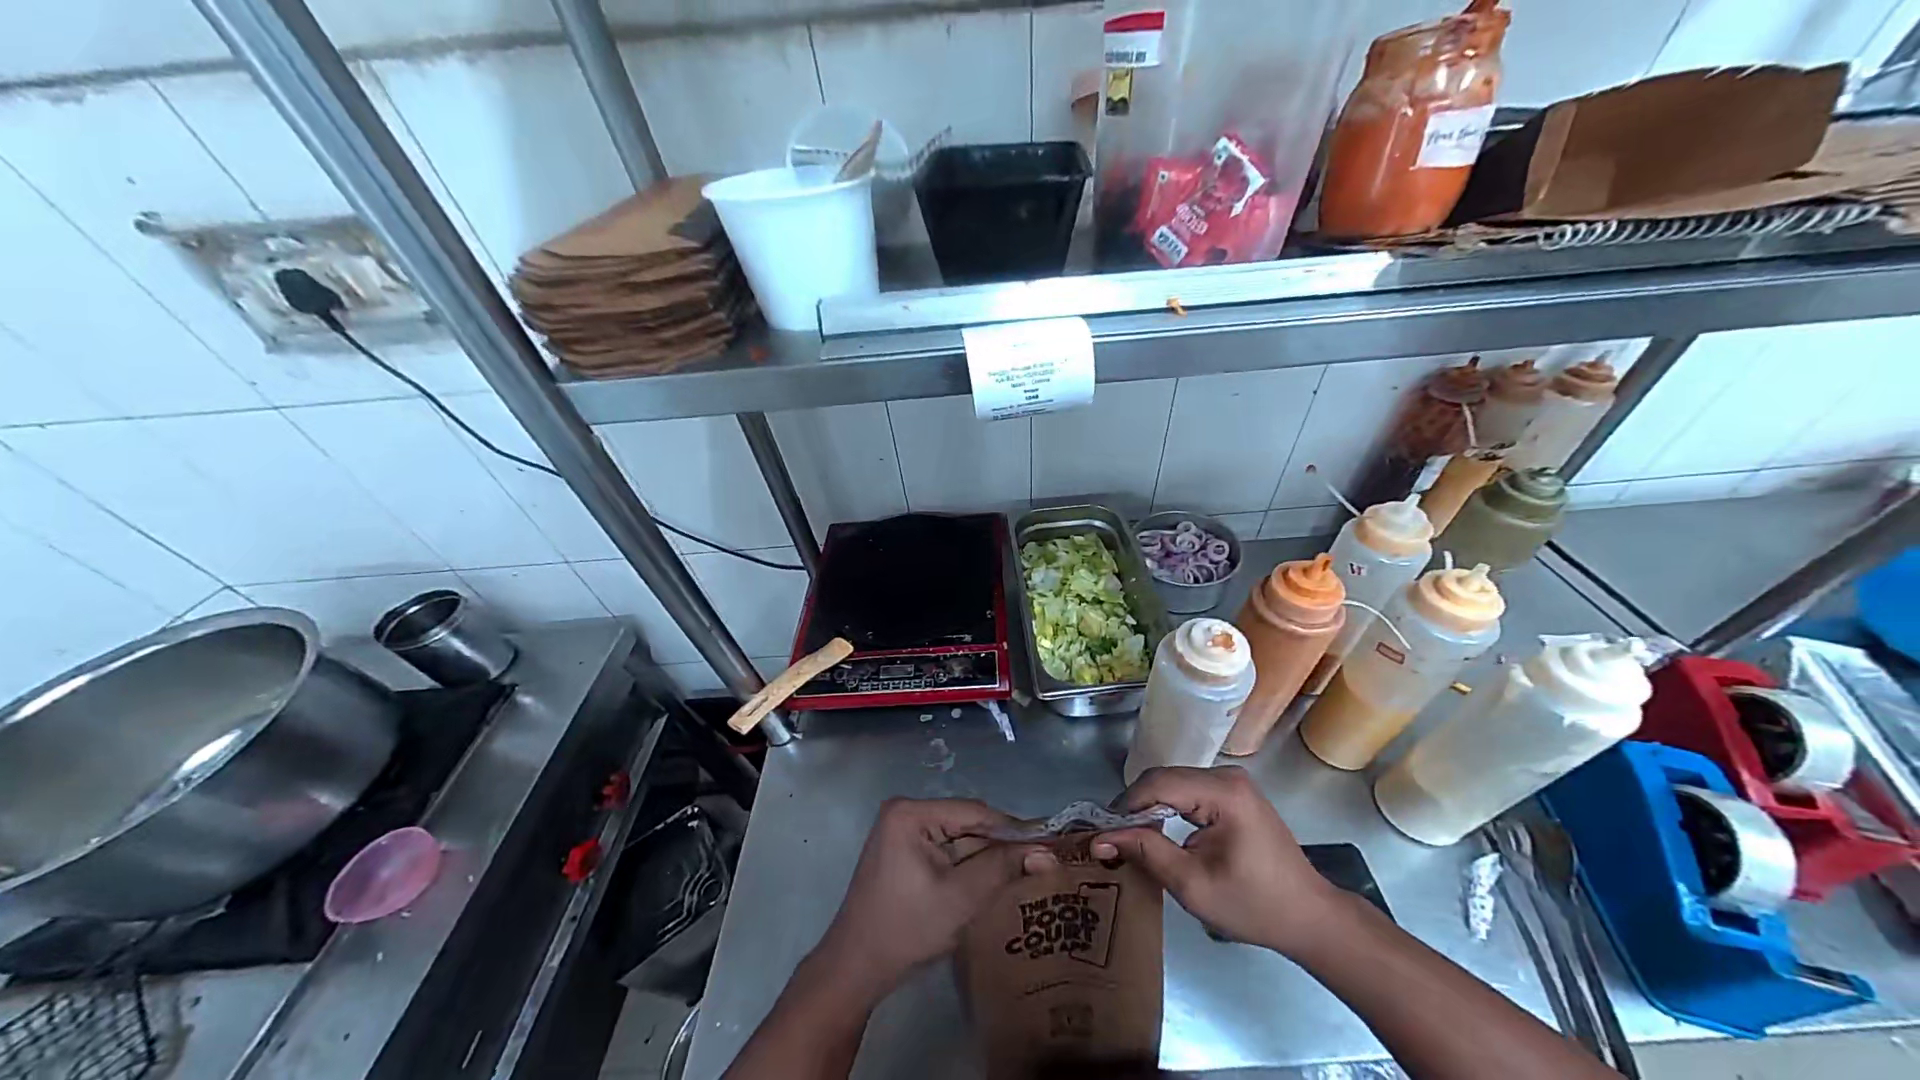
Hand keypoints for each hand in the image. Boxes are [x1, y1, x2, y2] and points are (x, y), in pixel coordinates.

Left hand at [814, 798, 1054, 1001]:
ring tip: (1021, 874)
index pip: (974, 812)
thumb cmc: (906, 929)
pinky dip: (966, 867)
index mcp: (911, 813)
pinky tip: (988, 883)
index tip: (1048, 843)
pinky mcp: (903, 852)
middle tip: (1038, 864)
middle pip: (966, 823)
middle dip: (999, 846)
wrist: (857, 967)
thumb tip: (1047, 852)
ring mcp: (901, 832)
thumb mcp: (961, 897)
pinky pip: (945, 851)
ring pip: (958, 839)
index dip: (1013, 828)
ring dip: (984, 858)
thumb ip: (1003, 868)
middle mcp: (904, 812)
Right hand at [1094, 765, 1341, 955]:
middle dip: (1135, 806)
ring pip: (1173, 783)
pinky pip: (1188, 790)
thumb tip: (1099, 839)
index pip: (1157, 783)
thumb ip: (1145, 852)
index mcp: (1222, 792)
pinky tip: (1159, 832)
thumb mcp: (1191, 883)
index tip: (1104, 833)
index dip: (1125, 805)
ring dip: (1150, 807)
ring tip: (1131, 838)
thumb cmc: (1253, 905)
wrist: (1309, 917)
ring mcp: (1232, 782)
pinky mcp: (1233, 793)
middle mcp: (1227, 776)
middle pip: (1164, 779)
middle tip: (1114, 838)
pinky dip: (1168, 808)